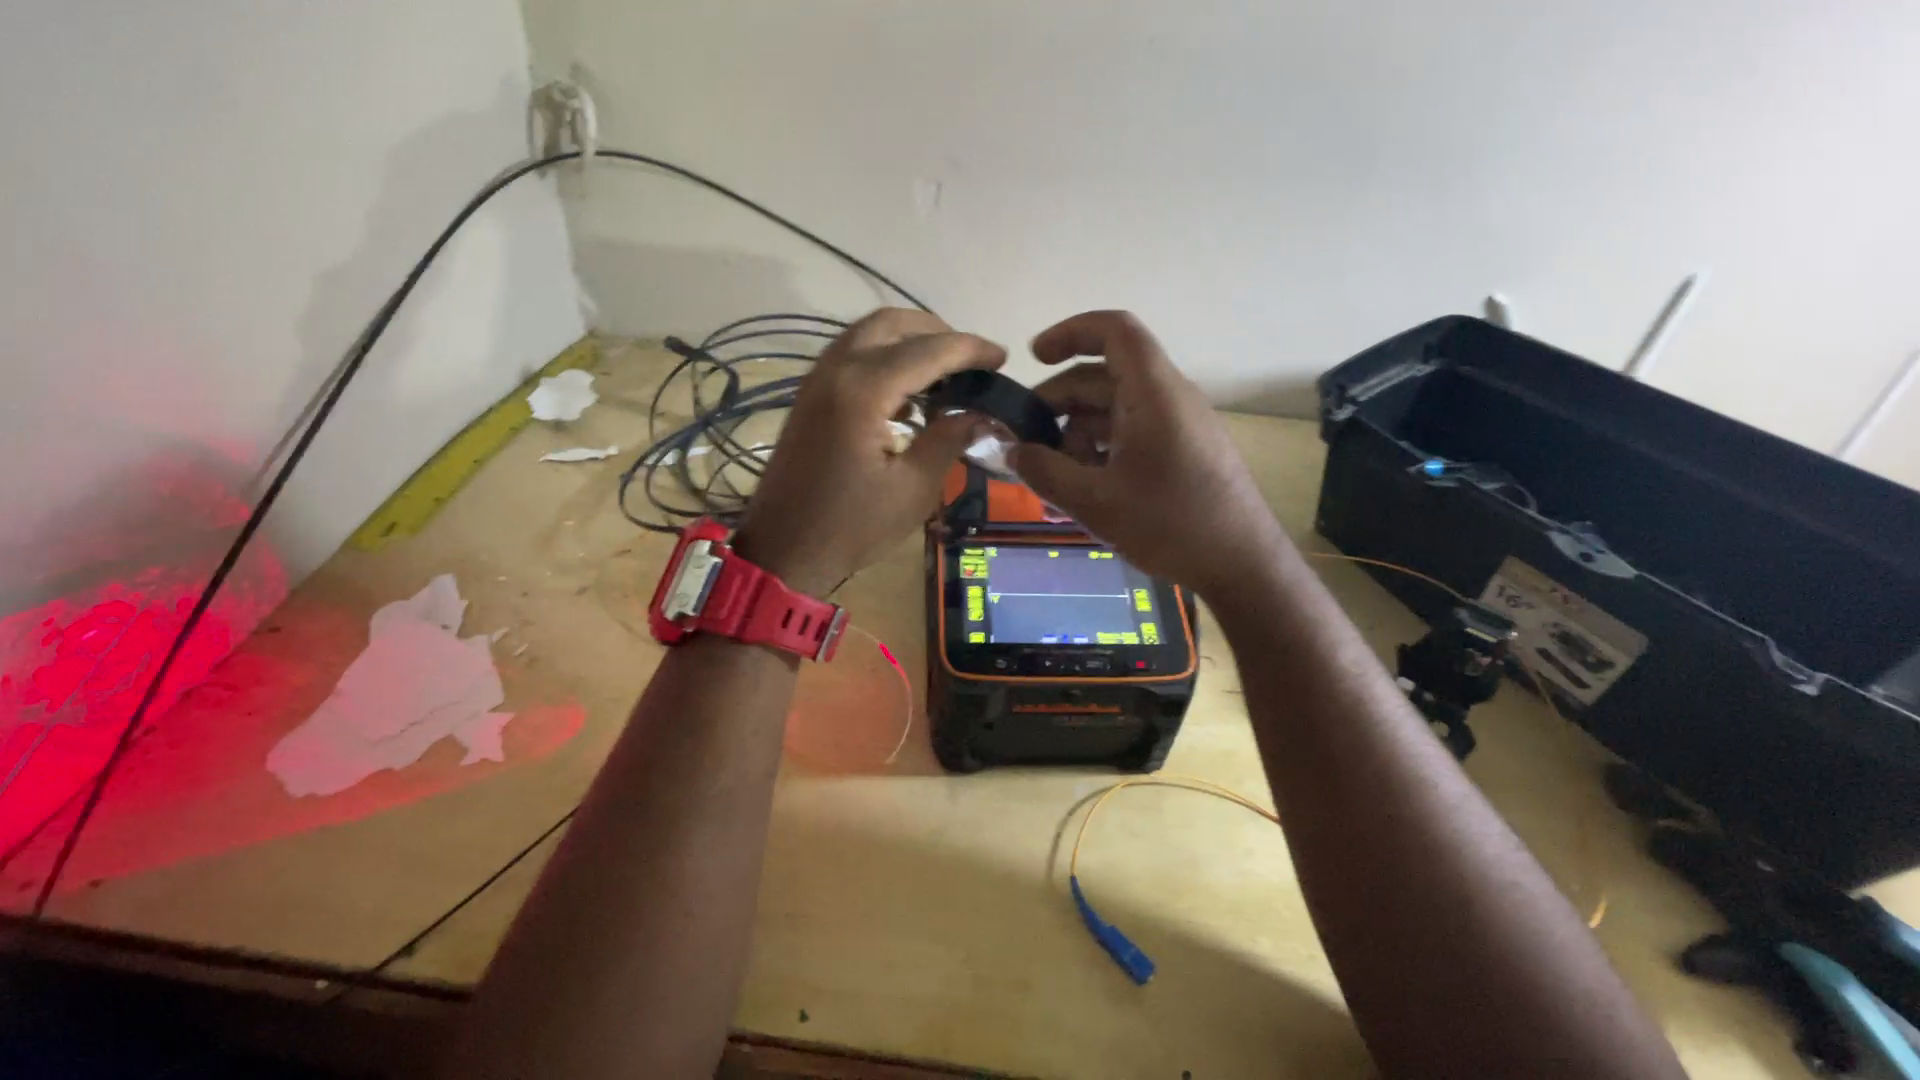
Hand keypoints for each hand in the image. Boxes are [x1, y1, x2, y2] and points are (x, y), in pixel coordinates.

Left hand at [732, 309, 1004, 595]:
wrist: (781, 550)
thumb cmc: (851, 526)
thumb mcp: (913, 489)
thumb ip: (949, 440)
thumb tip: (981, 414)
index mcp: (864, 390)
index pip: (929, 350)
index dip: (970, 349)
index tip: (1002, 358)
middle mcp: (837, 370)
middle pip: (892, 324)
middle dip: (937, 332)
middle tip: (972, 360)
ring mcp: (817, 380)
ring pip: (867, 334)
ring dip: (909, 340)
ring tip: (946, 371)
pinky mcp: (809, 396)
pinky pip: (851, 355)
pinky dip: (884, 357)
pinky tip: (909, 391)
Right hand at [1009, 310, 1290, 598]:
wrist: (1242, 565)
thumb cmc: (1170, 525)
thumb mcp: (1095, 502)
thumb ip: (1045, 472)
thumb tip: (1011, 451)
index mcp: (1154, 393)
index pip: (1114, 330)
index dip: (1070, 332)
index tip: (1033, 357)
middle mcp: (1168, 399)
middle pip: (1104, 377)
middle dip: (1058, 404)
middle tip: (1023, 441)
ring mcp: (1178, 426)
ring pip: (1114, 411)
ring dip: (1075, 437)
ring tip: (1048, 482)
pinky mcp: (1182, 453)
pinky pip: (1131, 436)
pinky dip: (1099, 454)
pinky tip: (1078, 495)